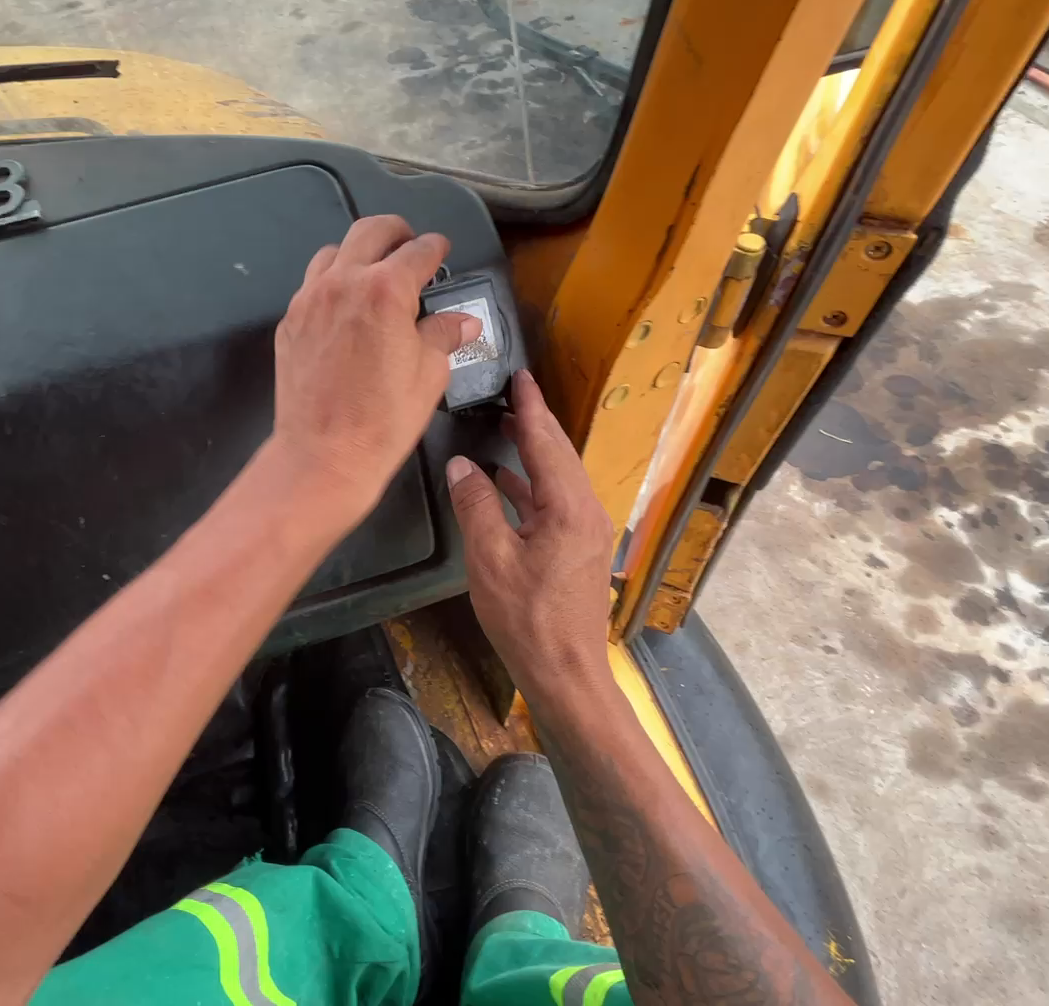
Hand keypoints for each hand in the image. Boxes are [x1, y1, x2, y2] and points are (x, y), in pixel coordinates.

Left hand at [271, 215, 480, 516]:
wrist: (323, 453)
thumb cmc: (384, 419)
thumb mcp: (429, 375)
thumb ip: (443, 336)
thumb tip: (464, 322)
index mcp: (386, 289)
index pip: (419, 250)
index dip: (436, 248)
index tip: (441, 251)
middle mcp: (344, 282)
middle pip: (371, 231)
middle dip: (396, 233)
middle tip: (410, 248)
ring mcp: (309, 300)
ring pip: (333, 253)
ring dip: (358, 255)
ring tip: (372, 276)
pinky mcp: (289, 322)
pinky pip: (311, 285)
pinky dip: (331, 284)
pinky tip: (343, 309)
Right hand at [446, 370, 615, 697]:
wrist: (565, 672)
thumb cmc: (526, 617)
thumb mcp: (490, 559)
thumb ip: (476, 506)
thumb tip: (462, 465)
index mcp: (568, 507)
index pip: (546, 442)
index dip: (530, 408)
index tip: (521, 375)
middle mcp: (586, 511)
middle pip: (559, 454)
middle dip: (536, 422)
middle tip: (514, 392)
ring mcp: (585, 531)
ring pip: (558, 477)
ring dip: (534, 451)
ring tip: (507, 427)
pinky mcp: (578, 549)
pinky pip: (555, 500)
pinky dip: (532, 483)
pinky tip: (508, 481)